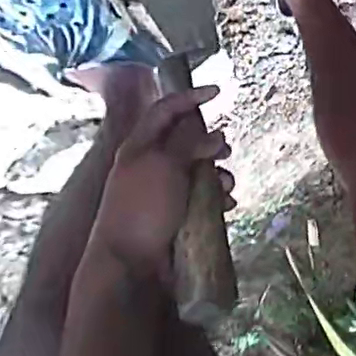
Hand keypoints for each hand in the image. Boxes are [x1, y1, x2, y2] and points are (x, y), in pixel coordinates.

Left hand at [88, 85, 234, 283]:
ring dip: (218, 173)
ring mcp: (162, 188)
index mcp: (140, 147)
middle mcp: (150, 164)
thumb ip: (190, 143)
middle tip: (224, 151)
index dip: (190, 97)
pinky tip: (225, 204)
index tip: (218, 92)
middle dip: (212, 143)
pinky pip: (202, 193)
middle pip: (187, 139)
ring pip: (199, 167)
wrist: (129, 263)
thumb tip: (215, 134)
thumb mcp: (165, 166)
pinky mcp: (174, 210)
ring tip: (226, 187)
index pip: (165, 110)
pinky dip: (217, 195)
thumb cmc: (143, 208)